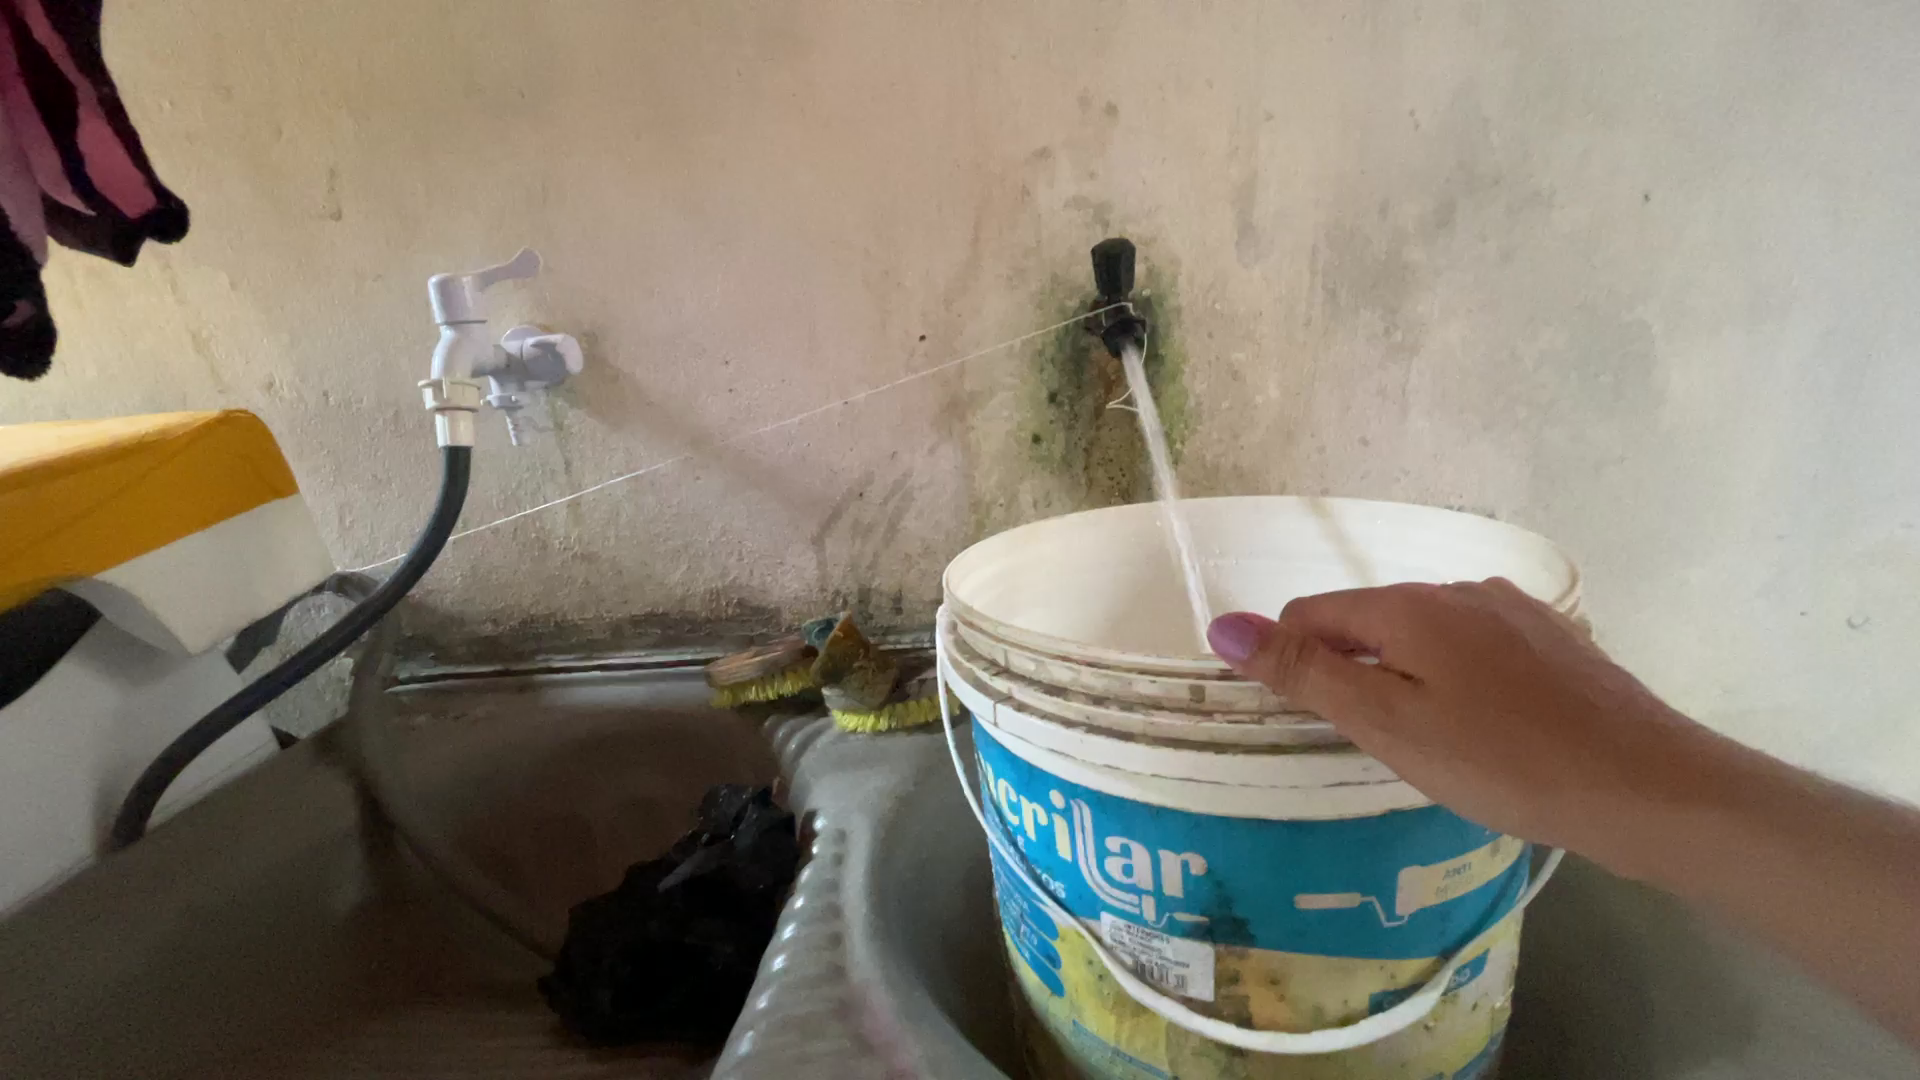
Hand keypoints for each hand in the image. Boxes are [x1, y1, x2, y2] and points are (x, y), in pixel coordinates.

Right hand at [1207, 578, 1715, 869]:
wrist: (1658, 793)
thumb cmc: (1502, 762)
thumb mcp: (1384, 723)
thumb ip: (1301, 671)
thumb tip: (1220, 625)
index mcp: (1405, 606)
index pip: (1308, 615)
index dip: (1297, 665)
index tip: (1325, 720)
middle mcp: (1453, 589)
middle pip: (1364, 621)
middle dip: (1353, 671)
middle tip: (1383, 740)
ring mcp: (1510, 607)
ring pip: (1419, 633)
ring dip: (1404, 673)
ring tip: (1439, 738)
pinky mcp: (1552, 635)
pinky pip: (1471, 644)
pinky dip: (1456, 674)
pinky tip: (1492, 724)